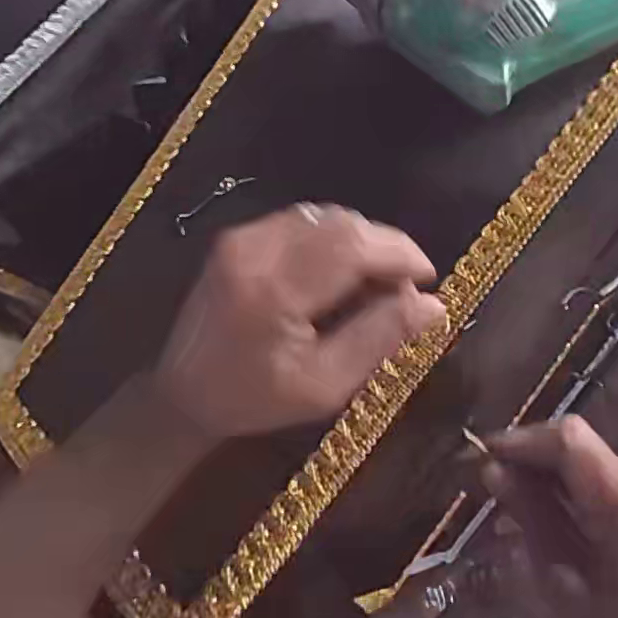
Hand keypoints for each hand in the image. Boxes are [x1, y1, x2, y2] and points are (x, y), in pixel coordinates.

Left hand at [156, 204, 446, 437]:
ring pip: (321, 217)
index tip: (427, 279)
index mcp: (274, 290)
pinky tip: (338, 273)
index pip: (351, 244)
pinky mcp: (236, 238)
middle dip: (383, 247)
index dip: (399, 252)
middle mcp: (254, 250)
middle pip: (339, 222)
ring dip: (358, 242)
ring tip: (372, 285)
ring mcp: (241, 238)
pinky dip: (330, 240)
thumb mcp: (323, 385)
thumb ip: (378, 339)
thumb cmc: (254, 400)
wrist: (184, 392)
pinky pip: (299, 223)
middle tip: (401, 288)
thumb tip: (434, 305)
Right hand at [481, 416, 617, 617]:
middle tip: (483, 479)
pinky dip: (551, 476)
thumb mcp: (558, 574)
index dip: (518, 442)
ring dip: (534, 464)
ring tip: (501, 494)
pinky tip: (530, 503)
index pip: (565, 440)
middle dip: (521, 452)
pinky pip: (583, 466)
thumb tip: (490, 469)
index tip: (478, 459)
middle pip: (567, 439)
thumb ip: (528, 513)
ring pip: (572, 449)